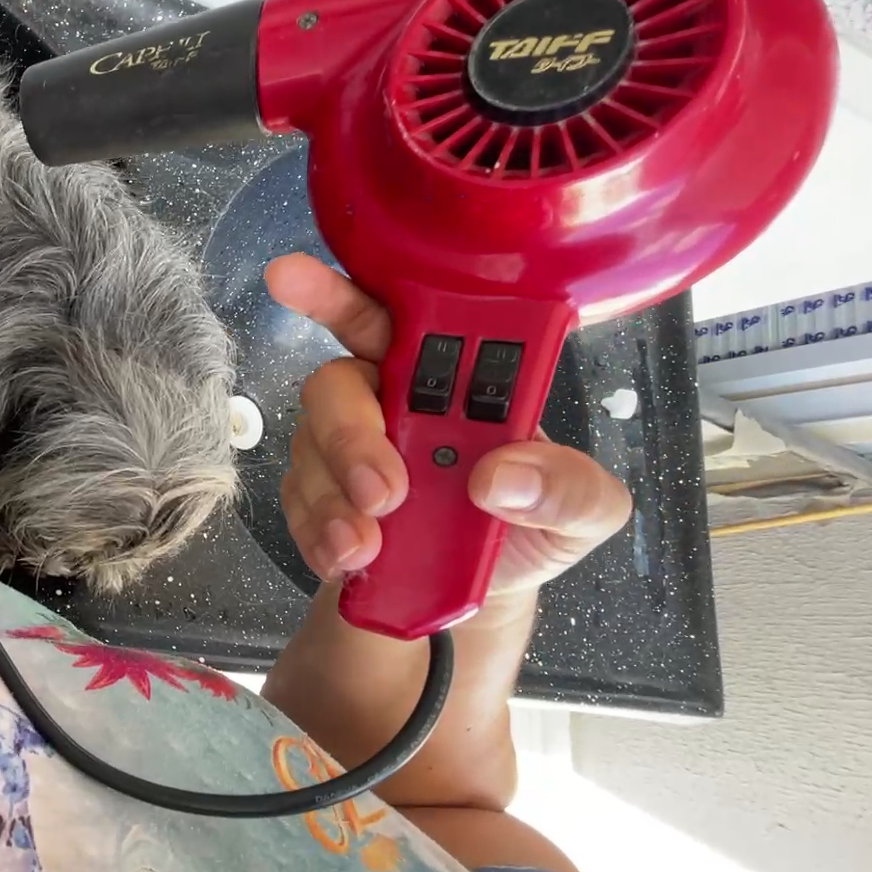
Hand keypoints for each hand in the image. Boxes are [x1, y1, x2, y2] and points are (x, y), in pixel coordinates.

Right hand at [265, 254, 631, 598]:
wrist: (471, 595)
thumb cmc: (524, 530)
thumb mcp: (585, 510)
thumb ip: (569, 488)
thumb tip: (504, 476)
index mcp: (448, 378)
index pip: (388, 316)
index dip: (336, 293)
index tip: (286, 276)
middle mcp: (384, 403)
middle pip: (336, 387)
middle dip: (350, 435)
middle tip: (383, 492)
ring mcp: (339, 452)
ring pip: (309, 450)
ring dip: (334, 500)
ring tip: (368, 548)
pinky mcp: (313, 498)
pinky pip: (297, 504)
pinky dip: (317, 533)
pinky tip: (346, 558)